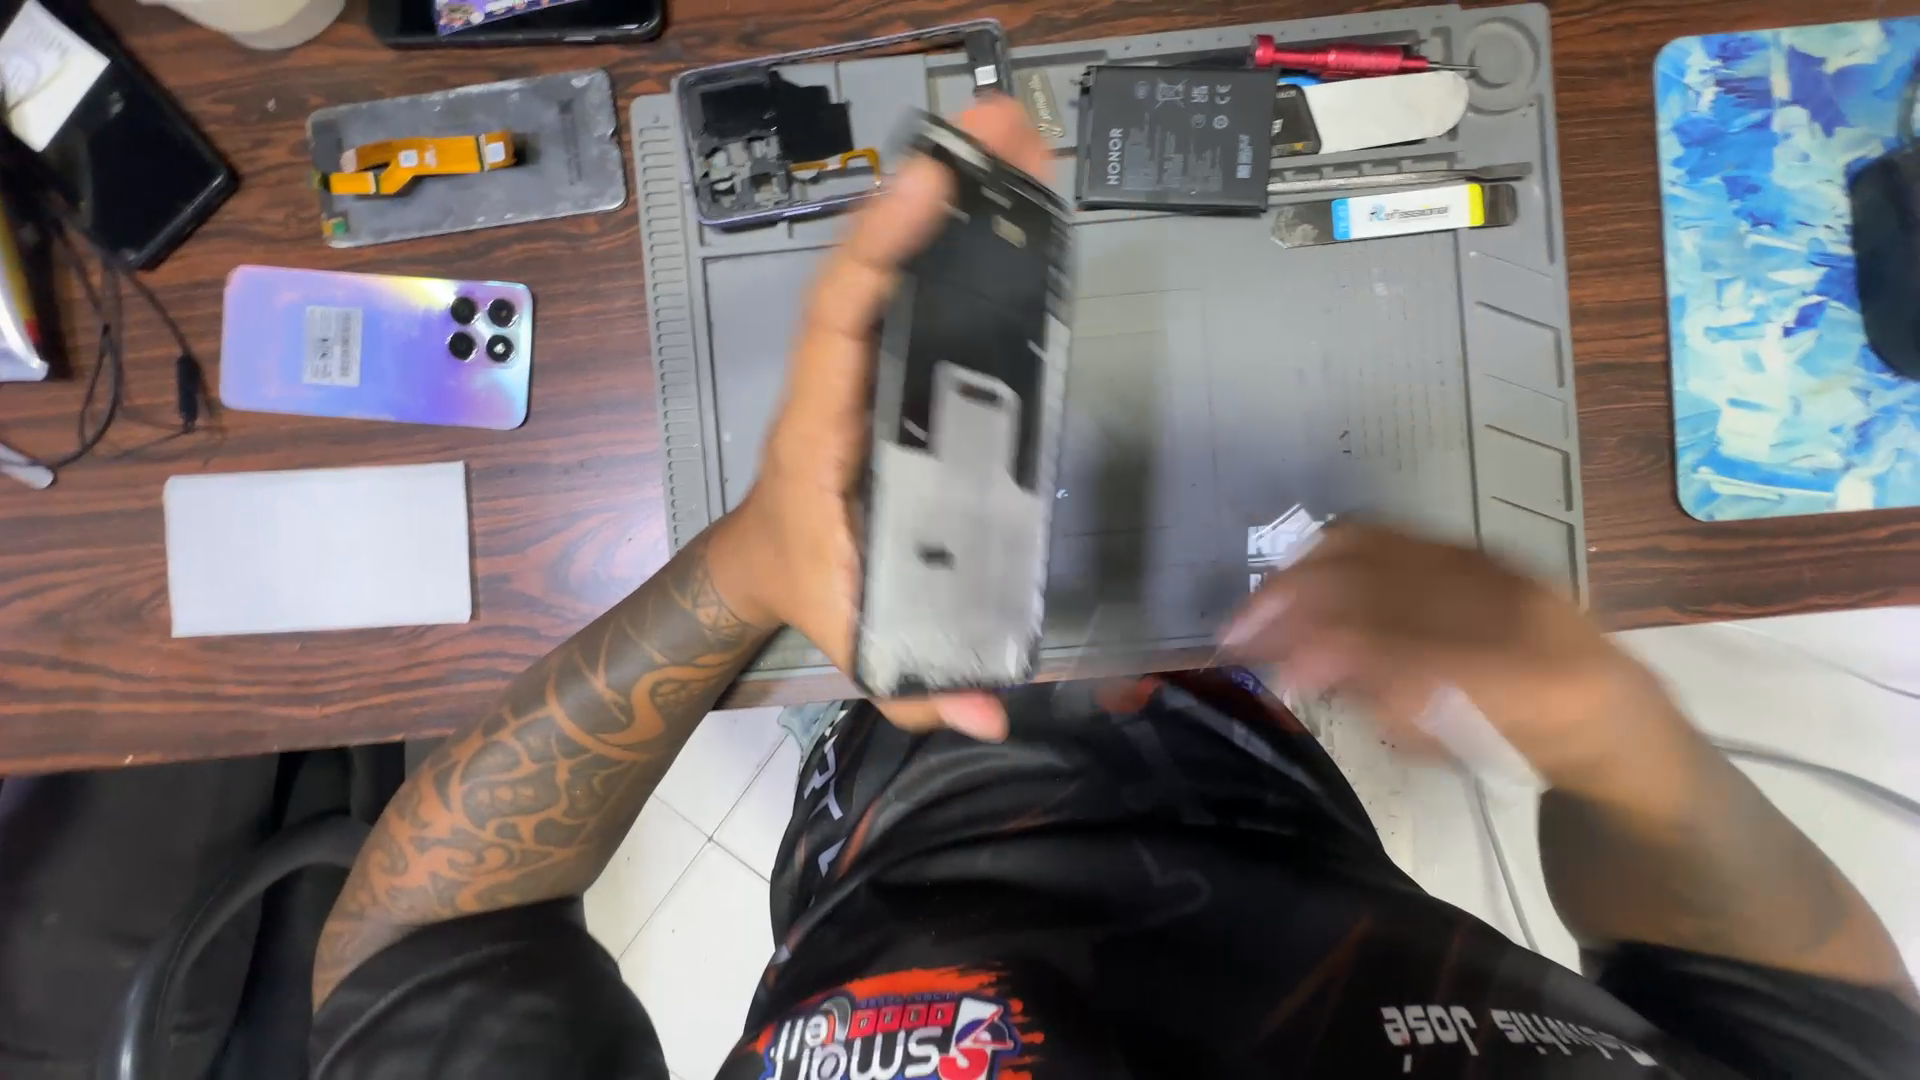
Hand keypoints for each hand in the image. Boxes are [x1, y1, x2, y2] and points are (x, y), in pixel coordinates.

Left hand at [710, 96, 1051, 740]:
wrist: (763, 564)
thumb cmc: (807, 586)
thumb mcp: (859, 641)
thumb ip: (918, 686)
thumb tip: (991, 713)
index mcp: (821, 435)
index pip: (841, 328)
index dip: (882, 253)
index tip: (933, 186)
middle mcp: (835, 386)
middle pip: (871, 271)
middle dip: (930, 196)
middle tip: (1005, 134)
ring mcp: (857, 372)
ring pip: (887, 270)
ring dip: (943, 205)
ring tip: (1009, 146)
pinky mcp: (878, 373)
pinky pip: (901, 295)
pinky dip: (937, 244)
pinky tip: (987, 212)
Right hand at [1220, 524, 1688, 792]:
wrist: (1612, 709)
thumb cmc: (1526, 745)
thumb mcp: (1457, 747)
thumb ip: (1381, 705)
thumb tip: (1298, 671)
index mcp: (1518, 677)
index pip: (1392, 651)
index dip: (1318, 654)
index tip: (1266, 669)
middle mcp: (1507, 606)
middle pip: (1371, 587)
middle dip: (1289, 605)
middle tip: (1237, 631)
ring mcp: (1488, 567)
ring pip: (1373, 551)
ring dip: (1299, 573)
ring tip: (1256, 601)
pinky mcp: (1472, 548)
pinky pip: (1385, 536)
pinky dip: (1327, 550)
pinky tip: (1297, 569)